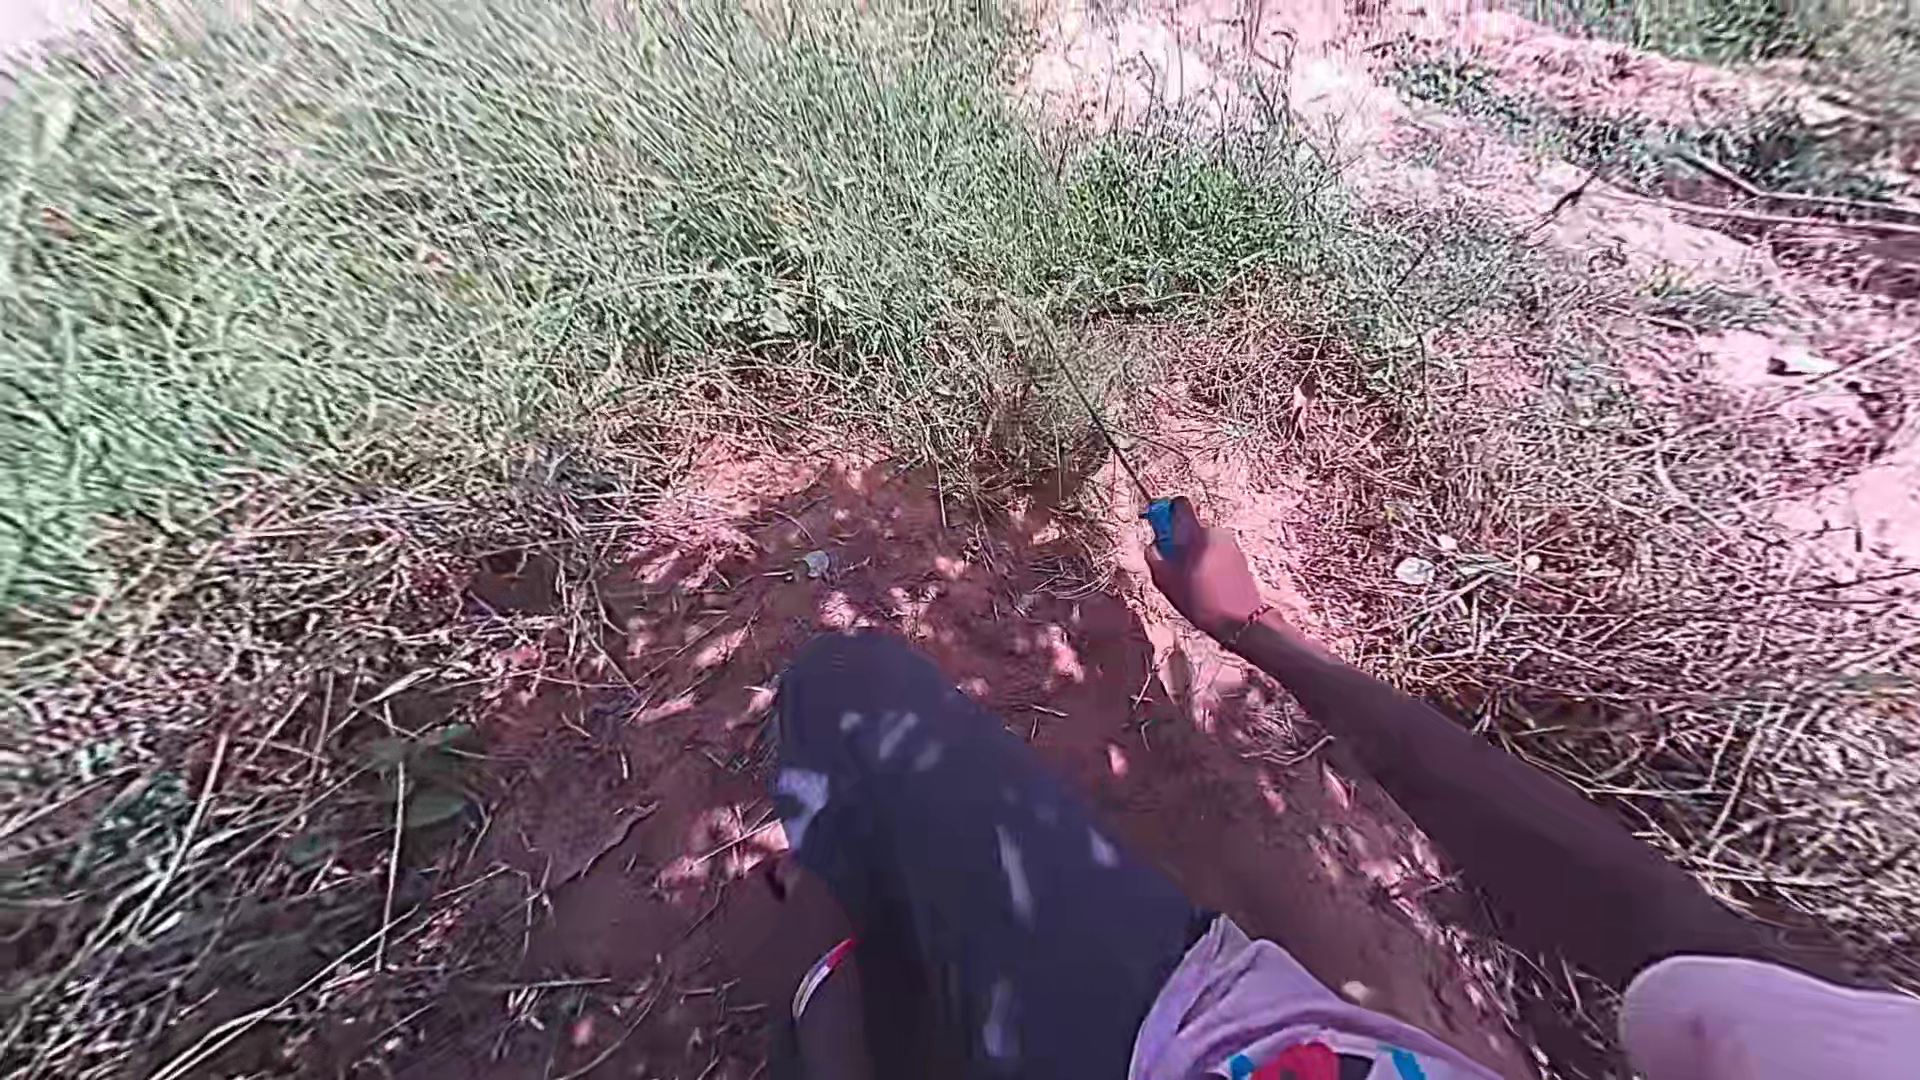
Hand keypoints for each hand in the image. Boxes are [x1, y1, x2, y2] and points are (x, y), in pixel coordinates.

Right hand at [1145, 496, 1266, 640]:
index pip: (1179, 505)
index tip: (1156, 527)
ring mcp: (1231, 545)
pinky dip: (1204, 561)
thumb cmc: (1202, 601)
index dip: (1163, 512)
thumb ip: (1155, 557)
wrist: (1242, 622)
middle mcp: (1217, 532)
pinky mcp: (1239, 558)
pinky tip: (1202, 584)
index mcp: (1198, 533)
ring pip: (1201, 541)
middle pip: (1189, 526)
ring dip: (1190, 553)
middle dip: (1176, 540)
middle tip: (1169, 565)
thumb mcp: (1167, 581)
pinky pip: (1213, 551)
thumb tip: (1153, 545)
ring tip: (1186, 579)